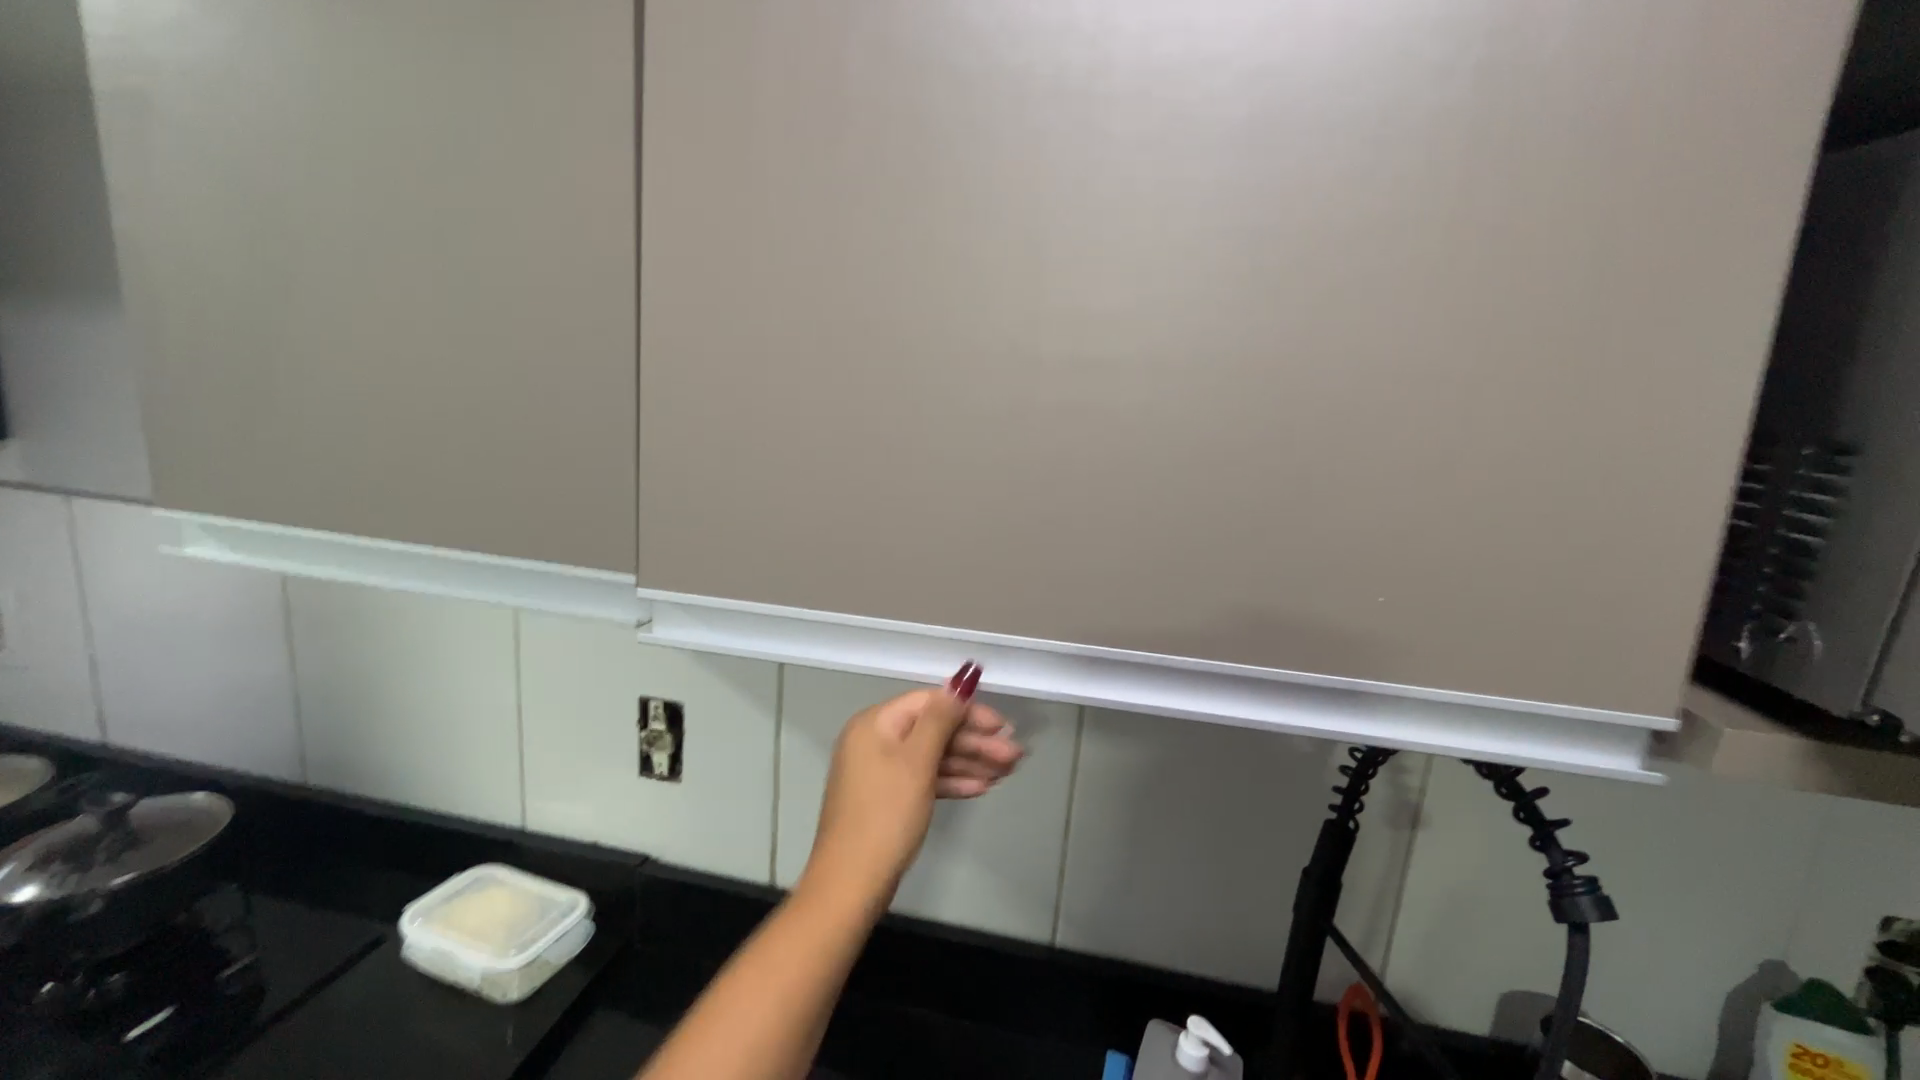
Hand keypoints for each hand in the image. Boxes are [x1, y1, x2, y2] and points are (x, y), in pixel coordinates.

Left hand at [801, 685, 1022, 906]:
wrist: (852, 881)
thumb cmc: (886, 815)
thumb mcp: (917, 762)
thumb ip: (940, 720)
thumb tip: (958, 684)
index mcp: (875, 724)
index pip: (929, 703)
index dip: (968, 711)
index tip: (1003, 726)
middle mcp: (875, 741)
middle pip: (933, 730)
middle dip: (975, 741)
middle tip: (1015, 757)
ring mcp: (880, 771)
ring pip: (932, 756)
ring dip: (969, 762)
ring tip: (1007, 773)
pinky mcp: (888, 799)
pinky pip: (924, 779)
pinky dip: (951, 781)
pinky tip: (981, 787)